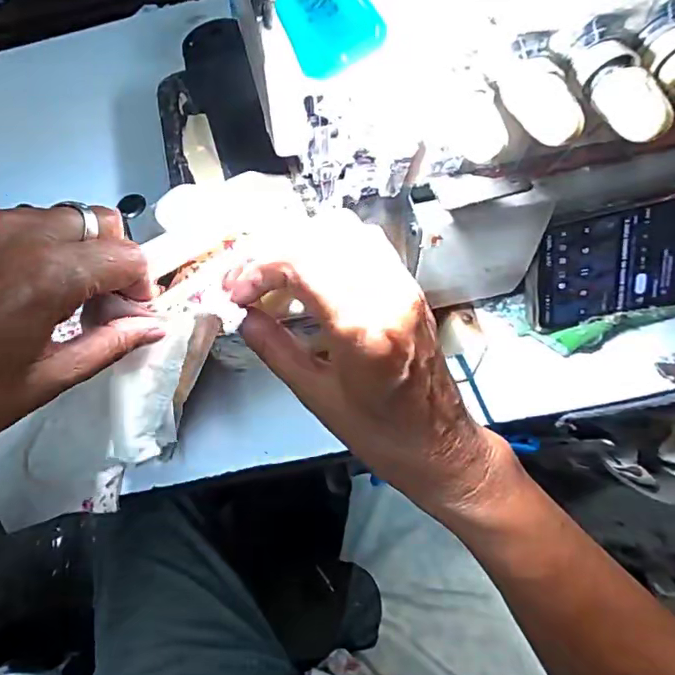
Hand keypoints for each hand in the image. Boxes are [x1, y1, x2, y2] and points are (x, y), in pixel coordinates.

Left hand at [0, 206, 163, 535]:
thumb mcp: (39, 383)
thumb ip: (106, 345)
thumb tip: (152, 325)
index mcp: (45, 272)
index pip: (123, 253)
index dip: (137, 284)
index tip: (124, 315)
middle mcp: (5, 230)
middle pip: (82, 221)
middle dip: (98, 259)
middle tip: (83, 306)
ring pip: (28, 219)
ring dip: (47, 252)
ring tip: (23, 302)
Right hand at [227, 211, 520, 518]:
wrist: (438, 443)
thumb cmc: (381, 433)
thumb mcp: (314, 394)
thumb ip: (273, 347)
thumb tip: (243, 316)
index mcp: (362, 330)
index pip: (300, 265)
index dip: (257, 271)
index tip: (237, 293)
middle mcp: (387, 297)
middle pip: (317, 240)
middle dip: (270, 254)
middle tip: (245, 282)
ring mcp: (401, 286)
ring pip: (341, 231)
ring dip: (297, 245)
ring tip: (272, 274)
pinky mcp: (407, 286)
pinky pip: (363, 242)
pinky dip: (327, 245)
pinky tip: (309, 270)